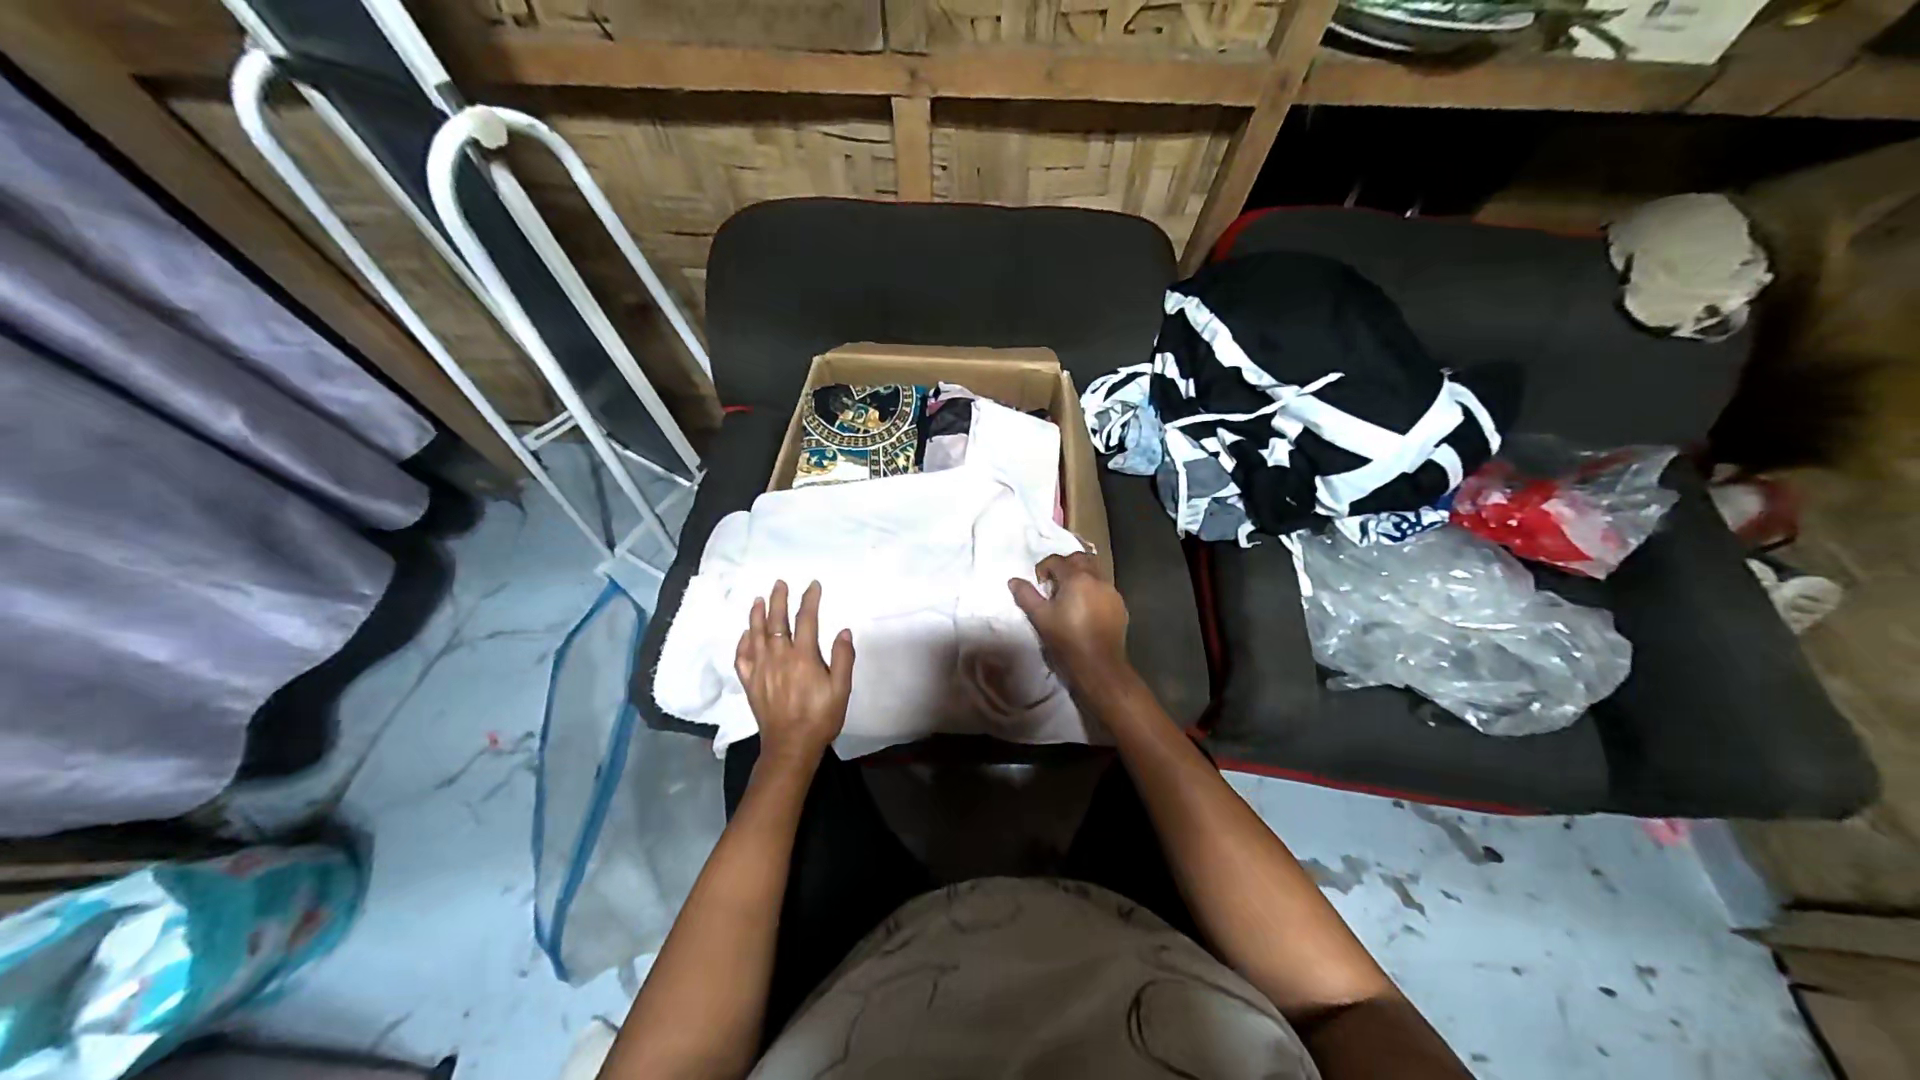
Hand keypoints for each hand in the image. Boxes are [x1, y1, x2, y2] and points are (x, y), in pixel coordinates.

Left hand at [735, 580, 853, 763]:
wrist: (791, 746)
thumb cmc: (820, 717)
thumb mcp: (841, 689)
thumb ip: (843, 659)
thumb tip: (843, 631)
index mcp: (803, 656)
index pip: (806, 619)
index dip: (810, 599)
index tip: (813, 585)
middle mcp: (779, 657)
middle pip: (776, 620)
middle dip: (778, 599)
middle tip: (779, 583)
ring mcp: (761, 669)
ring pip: (755, 634)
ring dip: (756, 614)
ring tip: (758, 599)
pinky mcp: (750, 682)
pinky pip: (742, 656)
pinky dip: (743, 641)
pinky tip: (746, 634)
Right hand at [1008, 552, 1130, 690]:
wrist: (1099, 665)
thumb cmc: (1066, 640)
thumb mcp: (1040, 617)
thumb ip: (1026, 595)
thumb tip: (1014, 581)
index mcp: (1076, 578)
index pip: (1056, 560)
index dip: (1043, 568)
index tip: (1039, 585)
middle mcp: (1097, 579)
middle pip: (1080, 559)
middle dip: (1065, 566)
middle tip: (1054, 585)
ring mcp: (1112, 592)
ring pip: (1095, 572)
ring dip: (1081, 577)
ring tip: (1070, 597)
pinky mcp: (1120, 606)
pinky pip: (1104, 589)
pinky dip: (1093, 591)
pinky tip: (1086, 610)